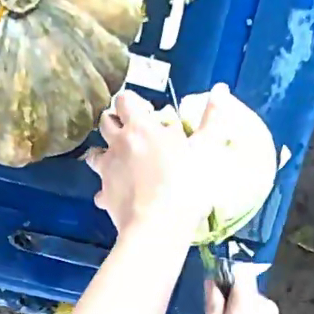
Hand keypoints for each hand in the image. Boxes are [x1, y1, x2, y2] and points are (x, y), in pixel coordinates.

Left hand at [84, 87, 226, 240]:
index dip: (132, 102)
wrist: (160, 224)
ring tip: (119, 161)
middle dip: (114, 122)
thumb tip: (220, 89)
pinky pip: (99, 189)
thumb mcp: (206, 148)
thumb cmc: (186, 184)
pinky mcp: (105, 194)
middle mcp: (118, 143)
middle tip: (130, 132)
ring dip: (103, 153)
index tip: (145, 112)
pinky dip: (106, 190)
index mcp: (141, 126)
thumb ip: (212, 118)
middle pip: (105, 122)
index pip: (125, 100)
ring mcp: (108, 170)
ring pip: (94, 154)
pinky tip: (117, 195)